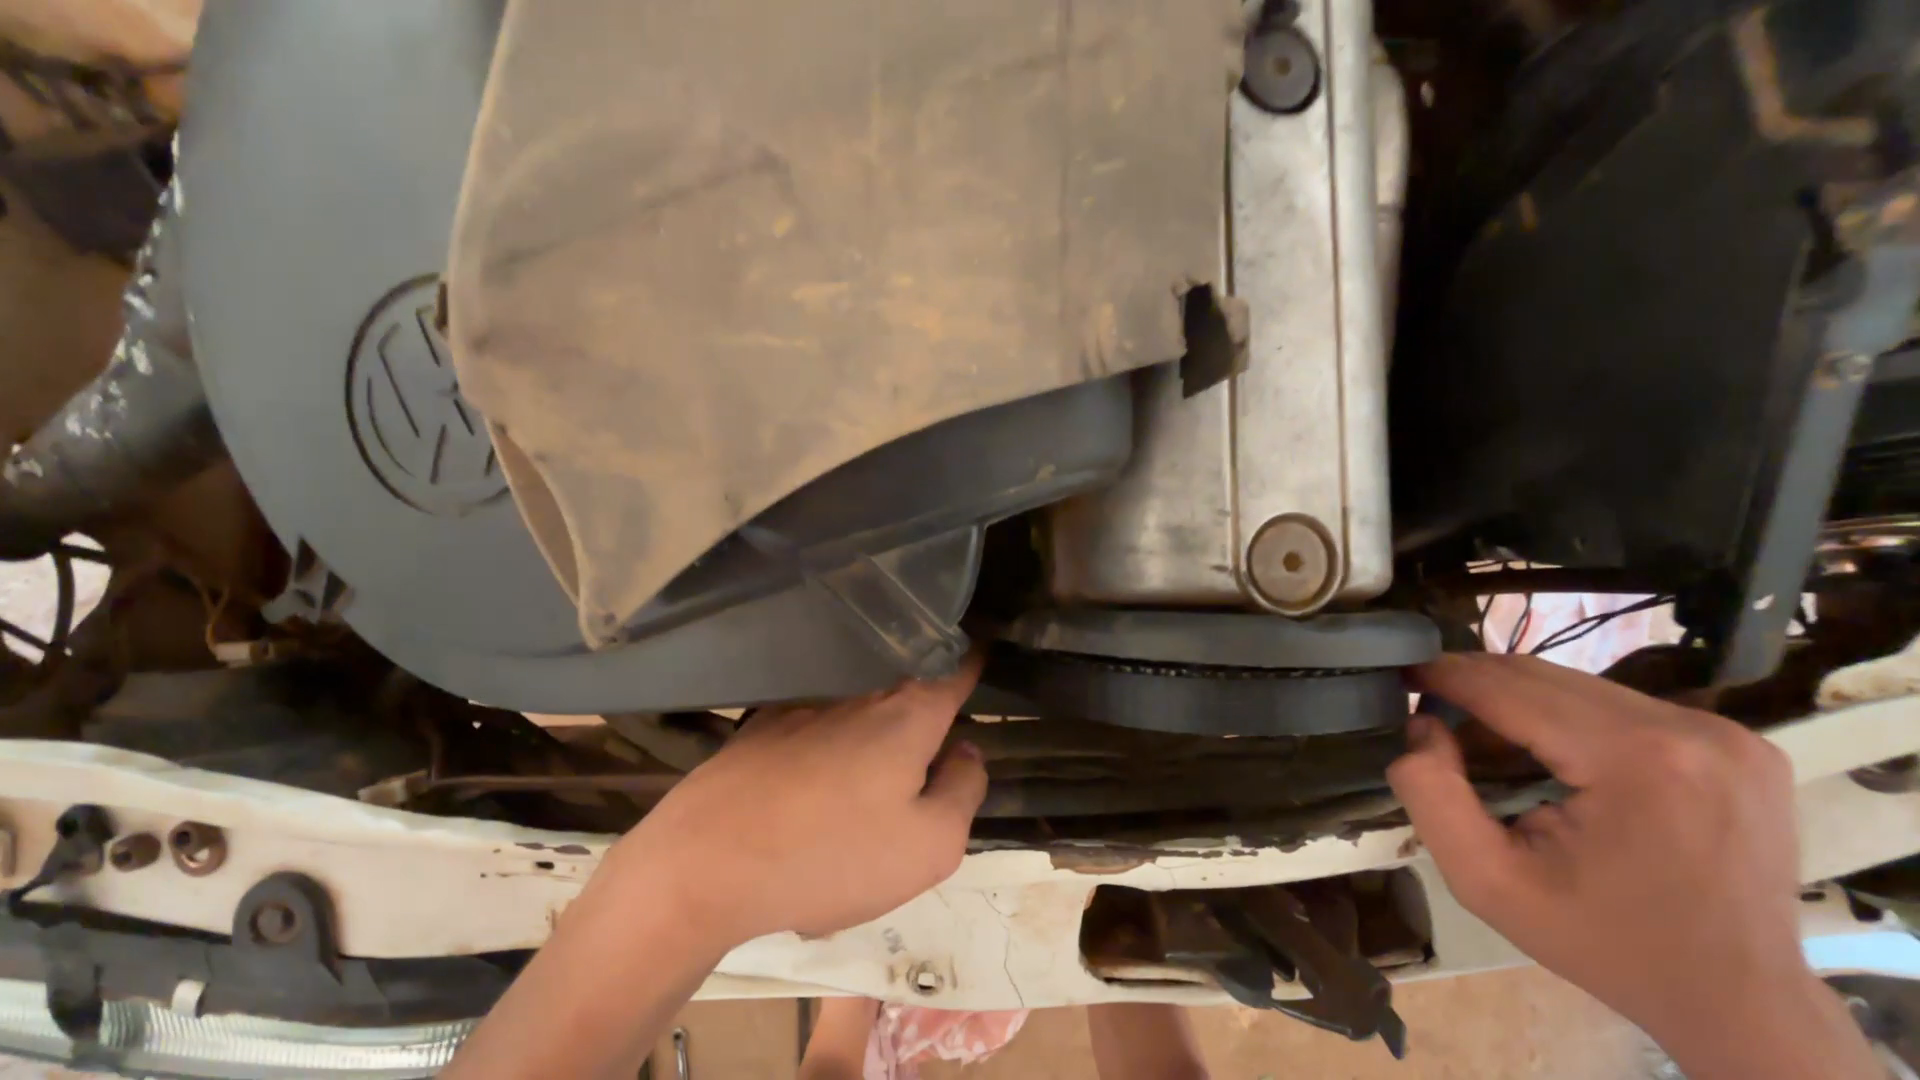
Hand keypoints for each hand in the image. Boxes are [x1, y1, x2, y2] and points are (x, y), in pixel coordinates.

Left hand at [602, 659, 988, 948]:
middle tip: (929, 755)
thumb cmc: (832, 855)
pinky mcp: (758, 729)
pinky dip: (824, 756)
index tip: (986, 646)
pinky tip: (810, 800)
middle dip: (923, 711)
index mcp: (907, 715)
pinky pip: (812, 733)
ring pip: (856, 715)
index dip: (976, 658)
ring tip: (862, 797)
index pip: (955, 668)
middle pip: (905, 691)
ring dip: (870, 742)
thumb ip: (964, 790)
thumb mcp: (930, 845)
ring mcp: (801, 707)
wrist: (706, 863)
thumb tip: (965, 751)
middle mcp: (857, 696)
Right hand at [1388, 654, 1874, 1078]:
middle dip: (1480, 690)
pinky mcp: (1742, 744)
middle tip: (1431, 717)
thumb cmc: (1604, 945)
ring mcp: (1728, 733)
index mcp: (1638, 758)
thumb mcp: (1488, 882)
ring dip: (1524, 707)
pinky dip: (1574, 723)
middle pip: (1550, 680)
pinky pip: (1626, 709)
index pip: (1514, 688)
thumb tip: (1421, 727)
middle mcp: (1693, 728)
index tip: (1400, 675)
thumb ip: (1432, 795)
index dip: (1448, 677)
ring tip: (1488, 749)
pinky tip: (1555, 761)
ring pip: (1584, 689)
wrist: (1737, 1000)